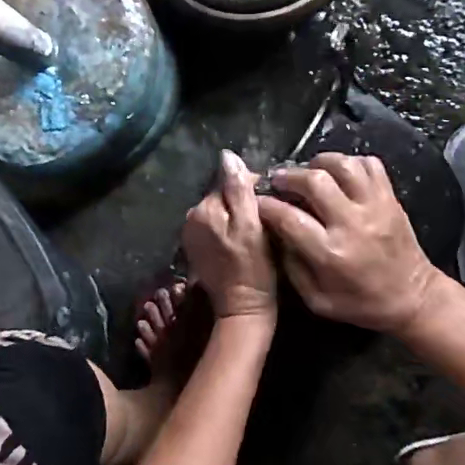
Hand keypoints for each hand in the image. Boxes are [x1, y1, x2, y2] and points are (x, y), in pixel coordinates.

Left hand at [181, 151, 276, 321]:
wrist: (242, 307)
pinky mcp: (197, 249)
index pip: (231, 180)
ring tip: (258, 232)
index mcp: (203, 208)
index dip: (255, 188)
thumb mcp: (251, 225)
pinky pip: (217, 227)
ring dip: (238, 216)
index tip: (272, 205)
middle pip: (224, 196)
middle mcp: (191, 217)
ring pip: (222, 211)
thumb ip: (237, 190)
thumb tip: (227, 156)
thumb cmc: (254, 267)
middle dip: (245, 202)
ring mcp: (192, 234)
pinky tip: (245, 243)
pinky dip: (230, 230)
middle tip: (267, 220)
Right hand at [255, 153, 441, 333]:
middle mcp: (352, 224)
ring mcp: (375, 207)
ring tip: (309, 172)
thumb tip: (274, 232)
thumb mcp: (317, 300)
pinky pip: (370, 164)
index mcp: (331, 253)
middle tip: (278, 180)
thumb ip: (291, 266)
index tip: (257, 201)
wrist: (414, 299)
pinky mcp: (390, 198)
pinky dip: (350, 162)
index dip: (266, 205)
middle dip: (289, 176)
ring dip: (319, 163)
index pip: (289, 217)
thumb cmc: (360, 303)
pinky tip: (339, 175)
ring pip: (343, 165)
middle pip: (314, 181)